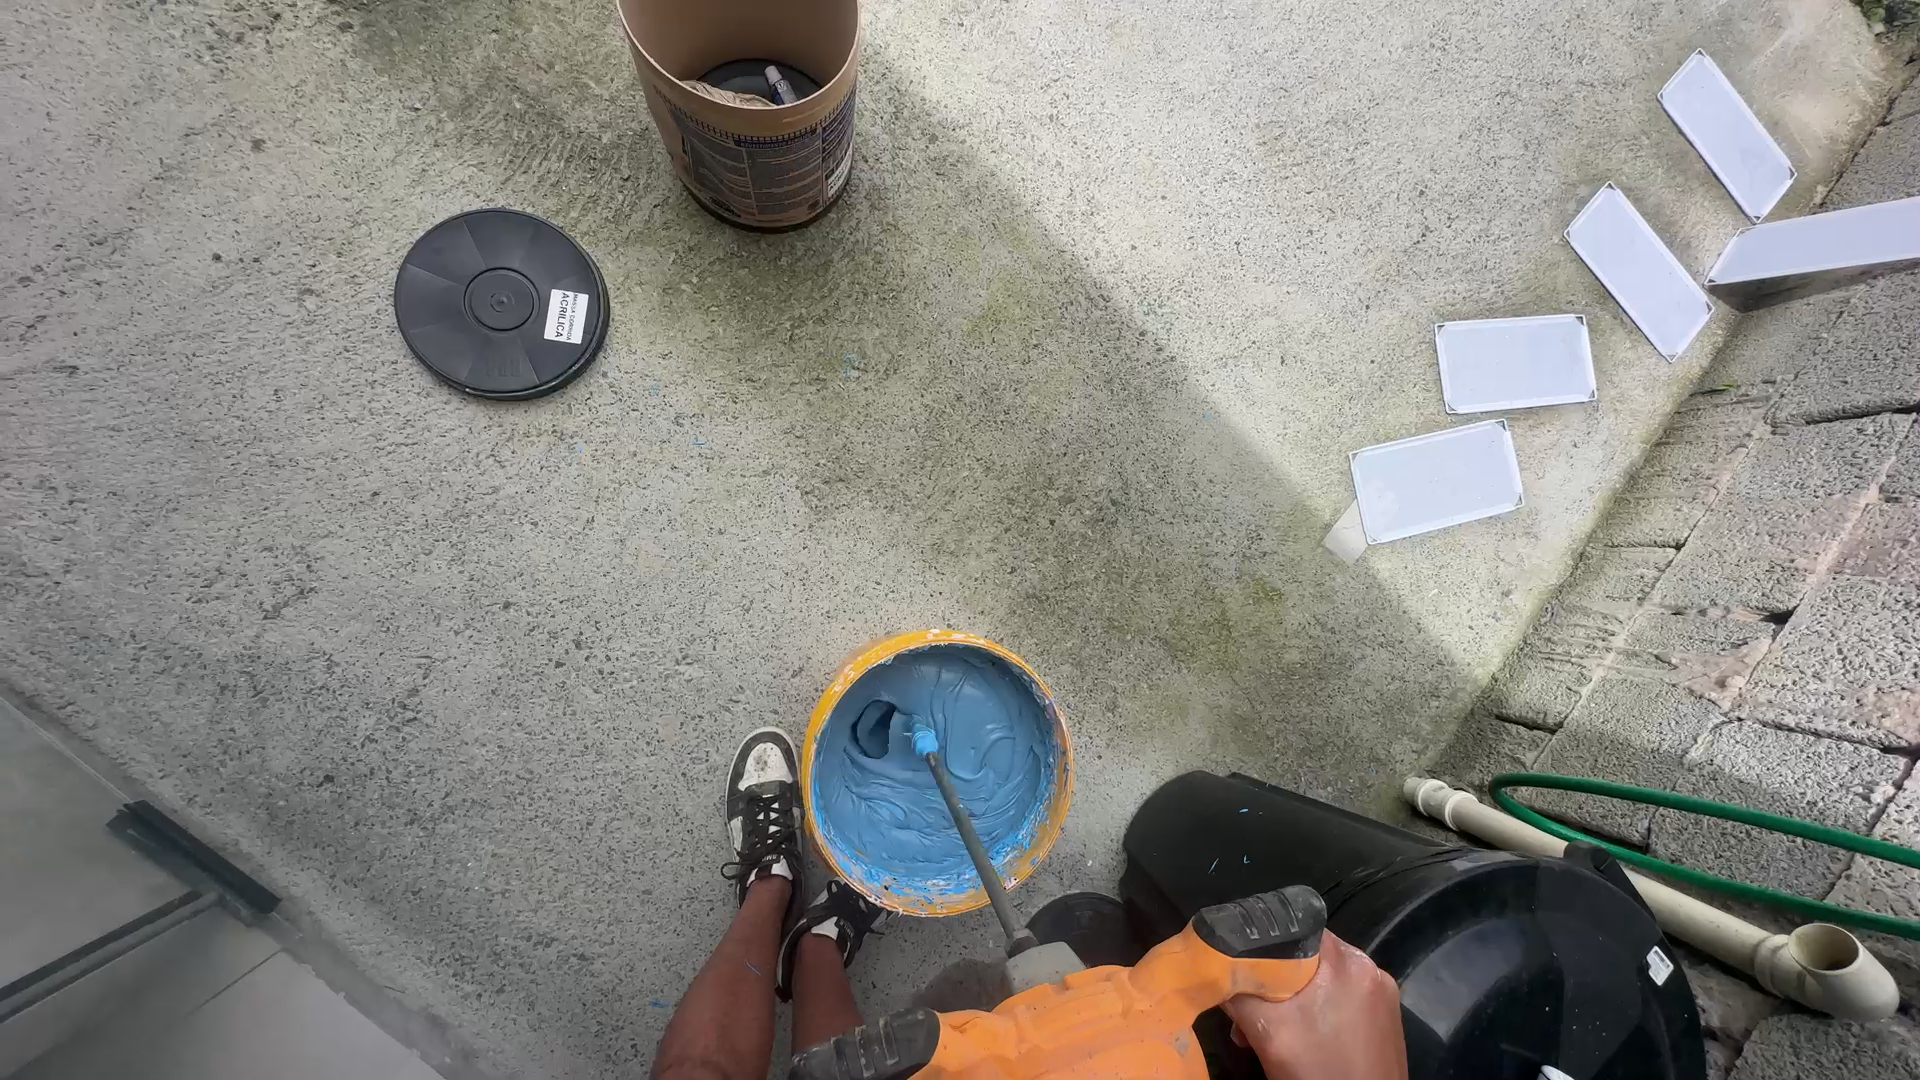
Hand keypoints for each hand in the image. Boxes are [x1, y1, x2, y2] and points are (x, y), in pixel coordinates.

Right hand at [1222, 932, 1406, 1079]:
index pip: (1292, 926)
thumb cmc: (1317, 1072)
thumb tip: (1211, 964)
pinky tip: (1298, 1034)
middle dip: (1273, 975)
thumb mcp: (1265, 1029)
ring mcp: (1382, 996)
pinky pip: (1340, 998)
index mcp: (1347, 961)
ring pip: (1321, 978)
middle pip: (1305, 955)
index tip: (1239, 960)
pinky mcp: (1385, 1020)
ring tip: (1270, 1026)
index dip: (1261, 939)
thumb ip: (1236, 988)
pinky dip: (1316, 1010)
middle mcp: (1370, 968)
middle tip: (1250, 1002)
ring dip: (1292, 996)